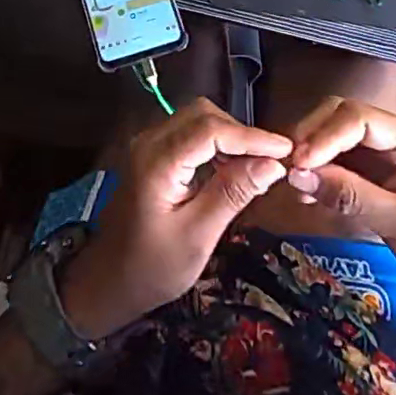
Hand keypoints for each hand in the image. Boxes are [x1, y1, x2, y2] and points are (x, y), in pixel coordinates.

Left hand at [60, 98, 290, 338]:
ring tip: (258, 166)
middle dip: (241, 133)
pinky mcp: (153, 153)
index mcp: (157, 161)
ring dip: (229, 137)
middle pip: (203, 115)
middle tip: (272, 161)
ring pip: (197, 120)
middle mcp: (150, 141)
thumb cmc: (153, 266)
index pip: (210, 129)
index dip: (251, 136)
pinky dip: (215, 144)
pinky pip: (189, 133)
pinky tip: (232, 168)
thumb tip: (273, 164)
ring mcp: (149, 144)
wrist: (109, 279)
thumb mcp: (198, 235)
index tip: (286, 151)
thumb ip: (232, 193)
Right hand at [283, 97, 395, 319]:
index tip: (298, 162)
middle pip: (342, 118)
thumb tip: (297, 175)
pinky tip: (305, 193)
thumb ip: (352, 197)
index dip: (324, 135)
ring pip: (336, 139)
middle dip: (312, 137)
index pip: (358, 117)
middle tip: (287, 167)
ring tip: (291, 182)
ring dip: (311, 156)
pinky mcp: (376, 176)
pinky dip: (318, 174)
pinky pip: (339, 163)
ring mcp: (385, 157)